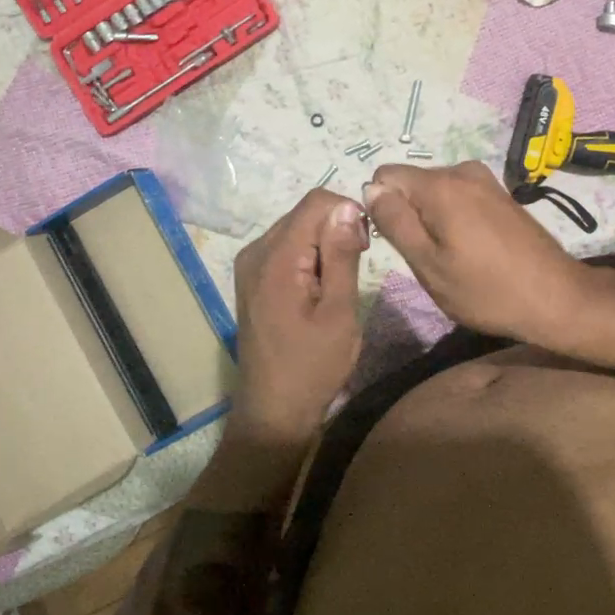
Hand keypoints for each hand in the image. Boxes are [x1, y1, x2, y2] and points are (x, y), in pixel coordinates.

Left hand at [229, 188, 368, 446]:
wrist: (274, 411)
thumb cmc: (313, 366)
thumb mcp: (339, 312)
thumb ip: (342, 256)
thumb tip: (348, 207)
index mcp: (276, 258)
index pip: (317, 202)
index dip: (348, 214)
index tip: (364, 249)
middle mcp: (255, 252)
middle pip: (305, 213)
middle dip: (336, 229)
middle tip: (354, 270)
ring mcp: (250, 265)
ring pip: (297, 228)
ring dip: (324, 245)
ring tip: (337, 285)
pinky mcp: (252, 278)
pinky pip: (287, 247)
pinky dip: (309, 257)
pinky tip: (318, 290)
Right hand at [363, 162, 589, 342]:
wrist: (556, 297)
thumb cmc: (486, 290)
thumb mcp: (429, 265)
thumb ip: (396, 223)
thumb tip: (370, 189)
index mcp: (440, 185)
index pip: (385, 176)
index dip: (382, 209)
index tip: (400, 244)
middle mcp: (462, 171)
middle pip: (412, 183)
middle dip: (409, 215)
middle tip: (429, 259)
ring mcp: (486, 181)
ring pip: (436, 193)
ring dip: (434, 221)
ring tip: (454, 259)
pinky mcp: (501, 195)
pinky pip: (459, 198)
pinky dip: (456, 220)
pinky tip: (474, 252)